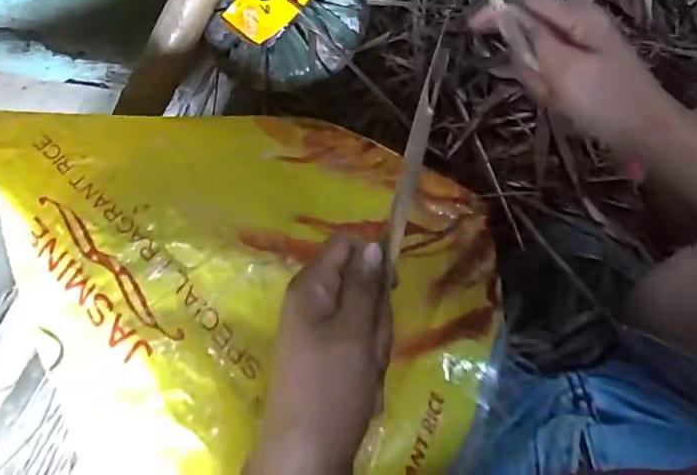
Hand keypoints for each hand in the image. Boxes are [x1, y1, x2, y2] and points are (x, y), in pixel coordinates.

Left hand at [249, 237, 392, 474]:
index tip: (392, 285)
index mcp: (310, 285)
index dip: (372, 257)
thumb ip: (364, 285)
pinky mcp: (325, 356)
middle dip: (375, 312)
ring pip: (362, 316)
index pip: (345, 245)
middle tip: (373, 345)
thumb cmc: (330, 390)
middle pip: (358, 282)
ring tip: (368, 372)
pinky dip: (367, 361)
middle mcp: (310, 301)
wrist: (304, 461)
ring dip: (374, 341)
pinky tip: (364, 387)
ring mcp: (316, 330)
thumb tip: (371, 244)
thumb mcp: (354, 333)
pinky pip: (356, 343)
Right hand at [471, 0, 694, 150]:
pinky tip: (569, 109)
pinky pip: (554, 77)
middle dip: (528, 62)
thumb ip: (533, 38)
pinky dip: (554, 92)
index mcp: (578, 16)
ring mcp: (584, 50)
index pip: (526, 2)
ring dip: (542, 82)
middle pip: (531, 33)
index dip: (497, 13)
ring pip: (539, 59)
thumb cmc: (608, 102)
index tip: (471, 29)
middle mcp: (580, 26)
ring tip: (562, 102)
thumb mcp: (564, 68)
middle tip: (545, 87)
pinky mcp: (586, 72)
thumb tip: (507, 13)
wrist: (653, 138)